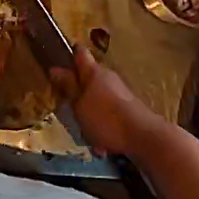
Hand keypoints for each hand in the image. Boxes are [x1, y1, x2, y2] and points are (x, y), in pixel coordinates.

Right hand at [48, 46, 168, 156]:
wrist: (143, 136)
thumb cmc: (105, 119)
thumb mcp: (79, 105)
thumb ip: (68, 88)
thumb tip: (55, 69)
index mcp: (94, 73)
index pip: (80, 54)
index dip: (70, 55)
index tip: (60, 61)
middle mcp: (108, 77)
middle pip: (89, 79)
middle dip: (79, 94)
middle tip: (70, 111)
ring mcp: (121, 92)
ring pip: (99, 99)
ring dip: (91, 115)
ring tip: (88, 135)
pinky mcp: (130, 107)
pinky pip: (110, 114)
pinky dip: (104, 126)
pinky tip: (103, 144)